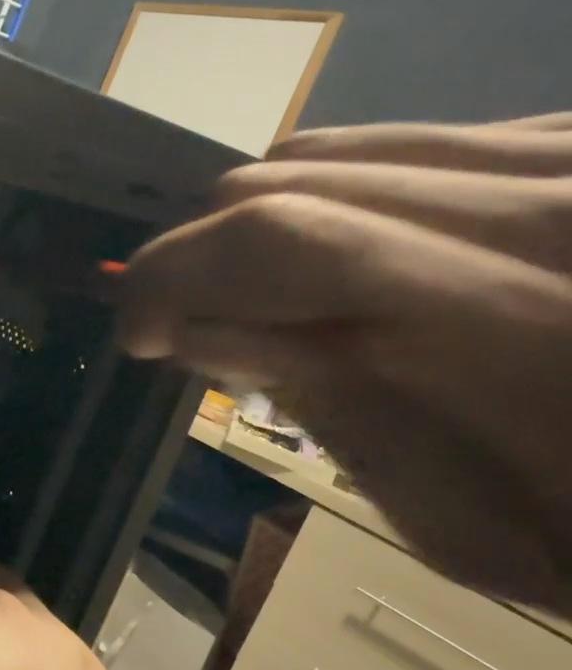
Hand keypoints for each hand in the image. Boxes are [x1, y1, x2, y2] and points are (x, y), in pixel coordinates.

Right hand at [117, 114, 571, 613]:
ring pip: (318, 151)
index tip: (139, 332)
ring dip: (255, 223)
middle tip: (200, 324)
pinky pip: (385, 142)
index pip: (290, 243)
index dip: (175, 274)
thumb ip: (329, 411)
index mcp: (554, 330)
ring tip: (275, 291)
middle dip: (205, 257)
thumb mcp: (478, 527)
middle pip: (283, 183)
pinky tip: (354, 256)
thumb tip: (194, 329)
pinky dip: (329, 197)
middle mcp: (564, 211)